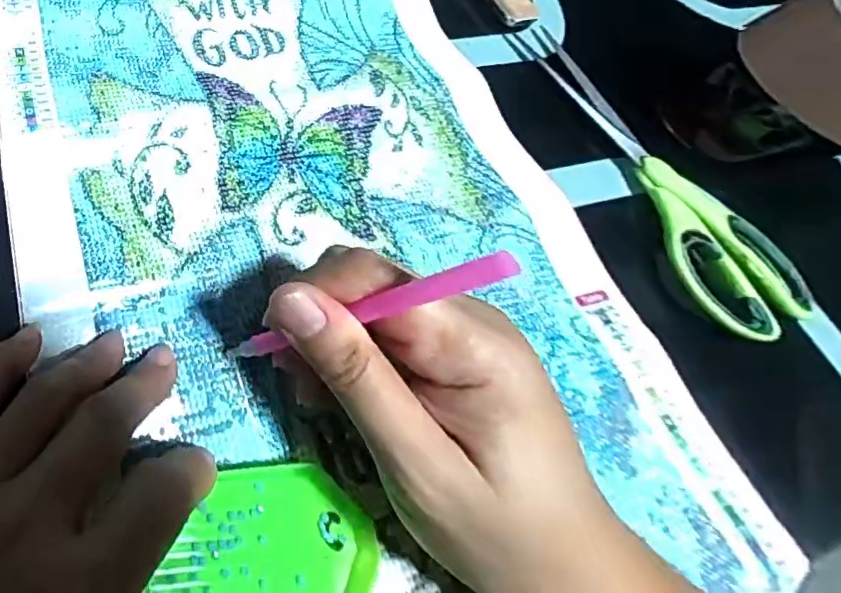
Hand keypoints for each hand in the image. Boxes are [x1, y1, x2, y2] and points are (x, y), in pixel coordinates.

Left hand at [0, 327, 215, 592]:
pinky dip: (1, 363)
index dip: (188, 471)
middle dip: (141, 387)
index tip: (196, 460)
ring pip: (41, 402)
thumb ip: (117, 577)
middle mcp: (29, 522)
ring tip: (114, 340)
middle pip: (101, 427)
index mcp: (79, 585)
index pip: (157, 500)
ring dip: (84, 364)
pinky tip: (30, 337)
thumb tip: (146, 519)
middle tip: (162, 359)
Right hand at [265, 247, 693, 592]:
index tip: (271, 338)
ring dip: (331, 335)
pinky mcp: (454, 347)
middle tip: (294, 376)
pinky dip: (353, 351)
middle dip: (320, 315)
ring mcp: (464, 327)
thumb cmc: (496, 531)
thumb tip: (289, 298)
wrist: (569, 572)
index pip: (376, 278)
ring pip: (373, 300)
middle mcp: (470, 313)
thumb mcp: (416, 463)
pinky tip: (341, 390)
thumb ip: (355, 376)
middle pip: (372, 279)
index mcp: (474, 338)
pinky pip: (389, 326)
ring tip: (314, 392)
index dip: (316, 294)